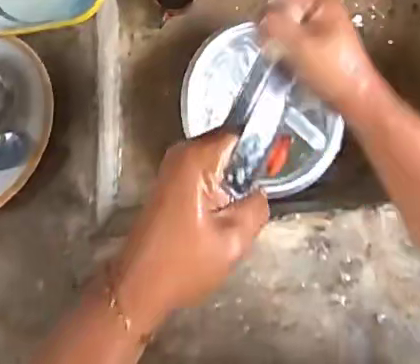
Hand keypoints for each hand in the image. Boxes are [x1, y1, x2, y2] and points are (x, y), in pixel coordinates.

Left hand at [110, 132, 268, 331]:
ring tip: (239, 213)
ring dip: (233, 182)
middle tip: (257, 199)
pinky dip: (219, 189)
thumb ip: (256, 208)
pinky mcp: (172, 180)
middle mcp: (183, 152)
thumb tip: (261, 191)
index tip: (281, 160)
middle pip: (228, 145)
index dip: (262, 144)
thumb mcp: (232, 241)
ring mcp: (174, 165)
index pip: (238, 133)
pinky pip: (206, 172)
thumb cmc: (183, 263)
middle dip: (247, 169)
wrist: (138, 285)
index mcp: (196, 158)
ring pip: (218, 161)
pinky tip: (222, 217)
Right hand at [258, 0, 385, 114]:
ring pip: (289, 26)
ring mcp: (324, 25)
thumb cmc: (331, 70)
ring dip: (279, 41)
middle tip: (267, 48)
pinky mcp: (322, 42)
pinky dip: (288, 49)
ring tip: (277, 58)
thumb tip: (259, 18)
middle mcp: (323, 7)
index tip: (257, 36)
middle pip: (284, 11)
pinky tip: (287, 63)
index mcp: (322, 0)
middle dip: (273, 29)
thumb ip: (275, 25)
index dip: (266, 15)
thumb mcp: (299, 44)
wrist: (357, 100)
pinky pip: (296, 38)